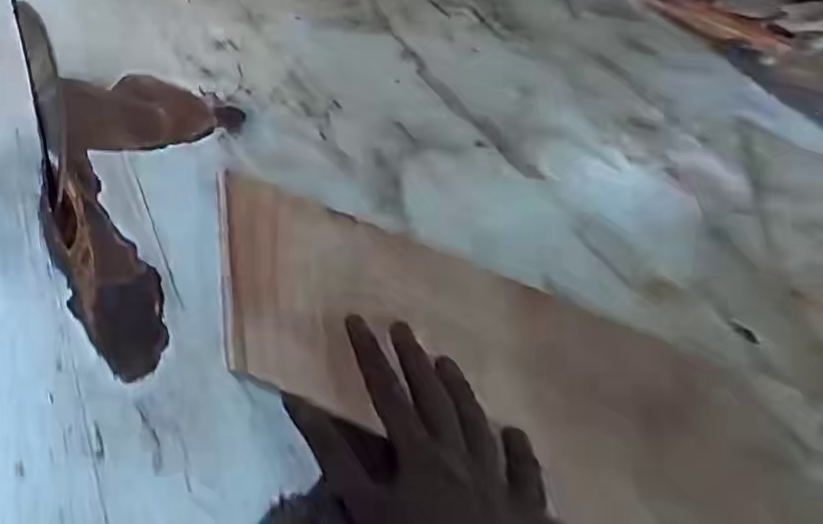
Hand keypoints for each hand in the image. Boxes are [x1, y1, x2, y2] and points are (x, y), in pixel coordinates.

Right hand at [284, 316, 552, 523]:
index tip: (356, 319)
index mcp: (420, 454)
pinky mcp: (529, 514)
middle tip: (402, 327)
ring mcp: (501, 486)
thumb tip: (293, 399)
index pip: (387, 391)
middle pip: (435, 400)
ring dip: (461, 392)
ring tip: (447, 362)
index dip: (369, 353)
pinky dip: (521, 453)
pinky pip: (528, 478)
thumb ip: (331, 452)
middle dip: (415, 361)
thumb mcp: (363, 503)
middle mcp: (461, 459)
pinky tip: (513, 432)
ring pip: (479, 427)